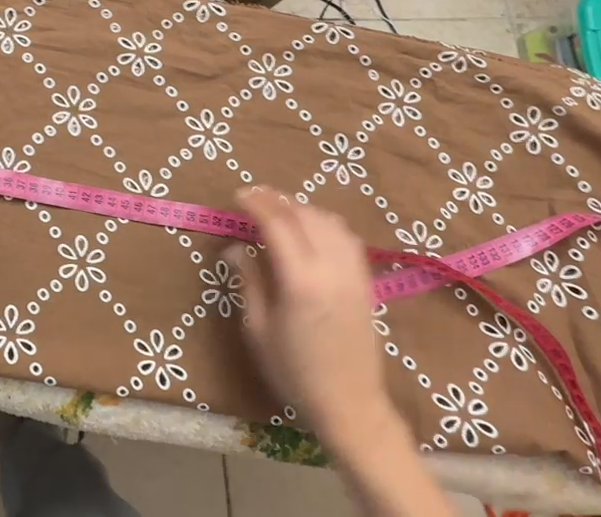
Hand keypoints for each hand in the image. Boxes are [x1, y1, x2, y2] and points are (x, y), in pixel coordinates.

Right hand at [229, 189, 390, 444]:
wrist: (349, 404)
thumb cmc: (294, 371)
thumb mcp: (258, 328)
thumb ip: (249, 280)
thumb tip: (235, 246)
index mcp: (300, 281)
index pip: (278, 223)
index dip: (256, 203)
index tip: (237, 195)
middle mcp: (331, 269)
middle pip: (304, 215)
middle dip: (276, 200)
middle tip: (252, 198)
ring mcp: (353, 274)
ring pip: (328, 220)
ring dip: (301, 207)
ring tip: (278, 210)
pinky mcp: (365, 282)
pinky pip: (346, 236)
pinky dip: (324, 222)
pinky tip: (309, 228)